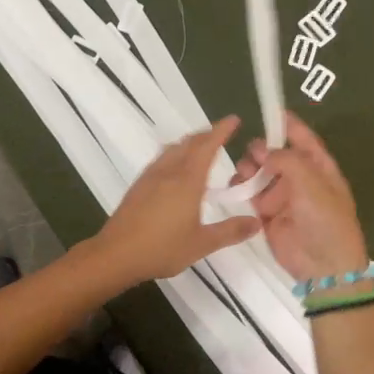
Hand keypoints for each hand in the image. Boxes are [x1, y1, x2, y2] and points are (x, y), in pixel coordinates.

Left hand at [89, 117, 262, 284]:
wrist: (116, 253)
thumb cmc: (162, 248)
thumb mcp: (202, 243)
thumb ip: (230, 231)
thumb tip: (257, 222)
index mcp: (186, 181)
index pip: (207, 146)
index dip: (221, 131)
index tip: (234, 120)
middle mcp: (167, 172)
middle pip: (188, 143)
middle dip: (206, 134)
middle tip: (222, 133)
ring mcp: (149, 177)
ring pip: (172, 149)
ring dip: (189, 143)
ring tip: (201, 148)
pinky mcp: (138, 185)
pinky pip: (161, 159)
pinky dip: (175, 154)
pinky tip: (176, 169)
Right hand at [234, 113, 368, 282]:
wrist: (322, 266)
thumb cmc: (325, 221)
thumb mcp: (312, 185)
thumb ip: (287, 160)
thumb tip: (265, 149)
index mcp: (320, 170)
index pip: (304, 140)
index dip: (289, 126)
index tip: (271, 112)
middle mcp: (301, 179)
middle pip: (276, 154)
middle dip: (262, 150)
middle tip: (254, 155)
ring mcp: (283, 196)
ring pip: (259, 172)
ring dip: (249, 169)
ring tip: (244, 174)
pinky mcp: (267, 213)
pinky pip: (250, 193)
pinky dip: (241, 188)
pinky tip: (237, 187)